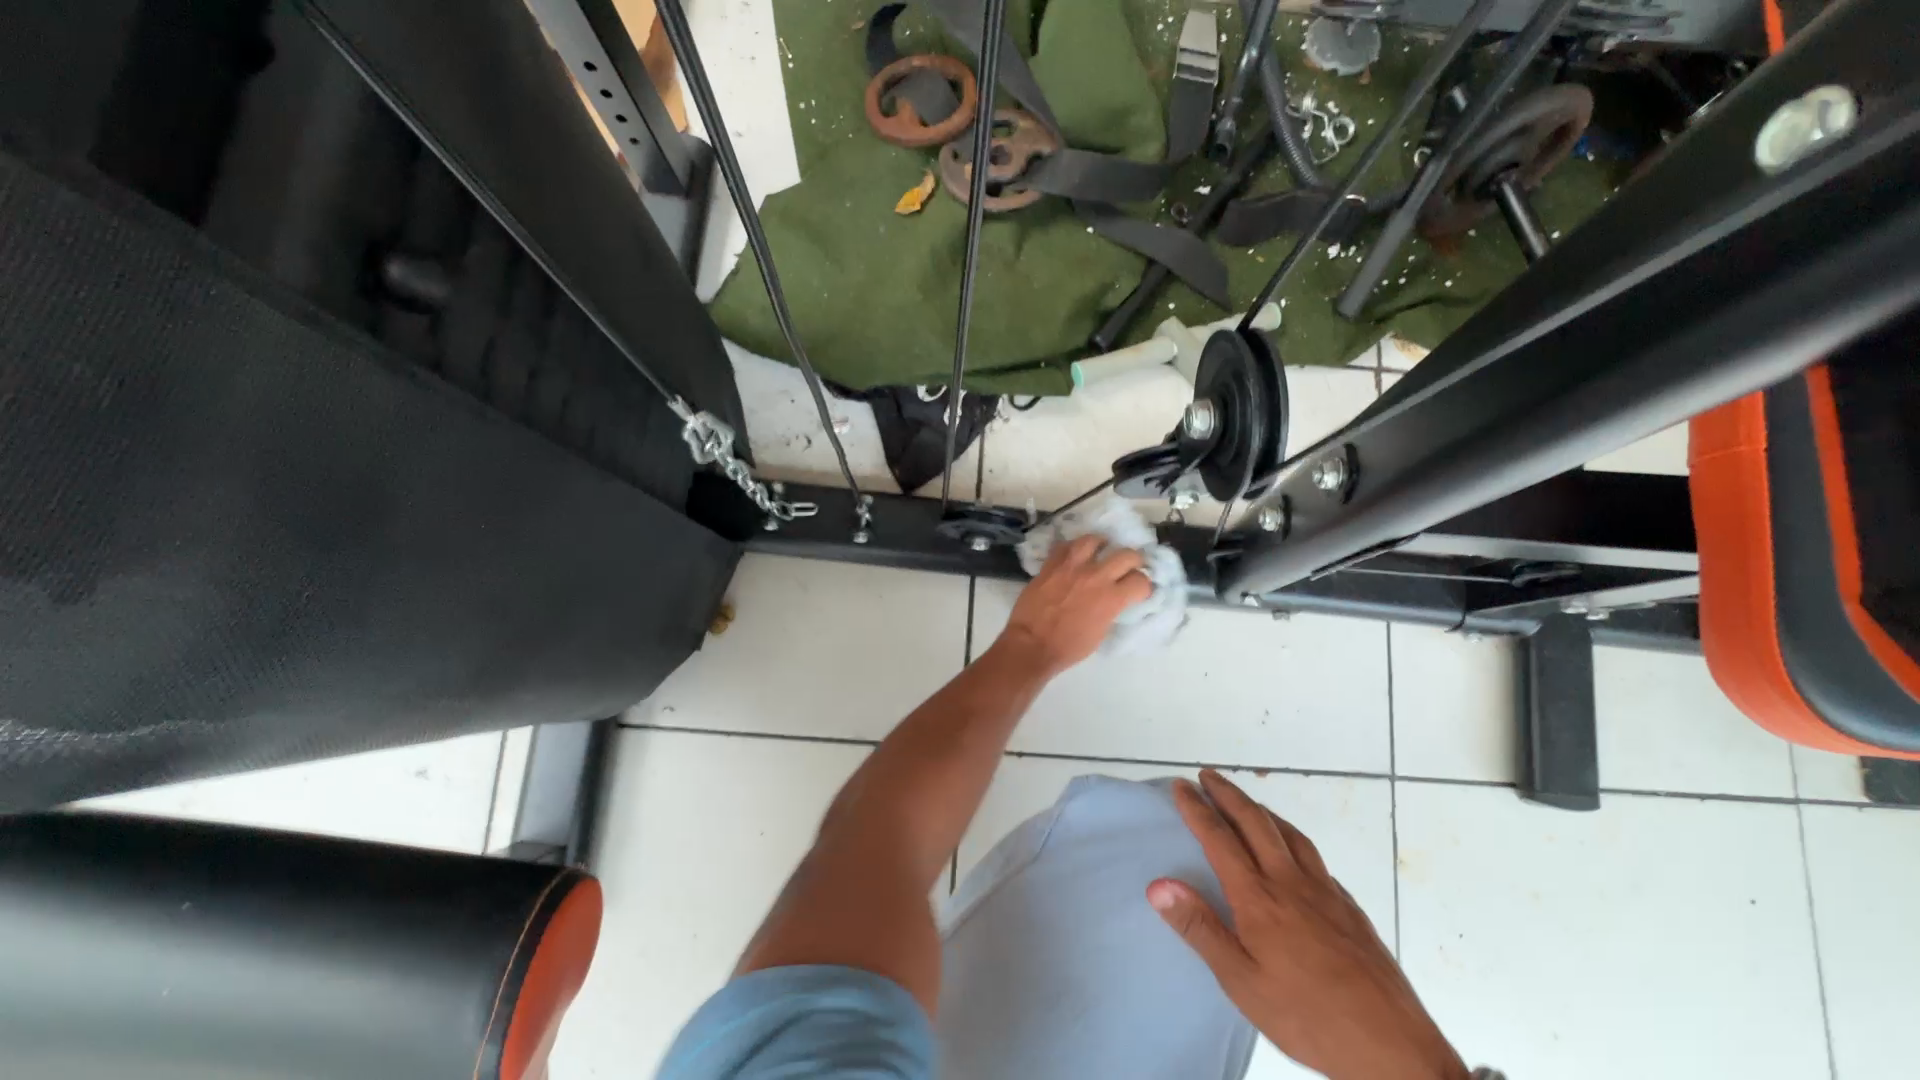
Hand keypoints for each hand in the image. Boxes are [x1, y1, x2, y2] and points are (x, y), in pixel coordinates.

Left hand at [996, 535, 1152, 676]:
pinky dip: (1073, 548)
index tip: (1139, 589)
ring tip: (1101, 549)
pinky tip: (1074, 555)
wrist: (1031, 644)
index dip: (1143, 585)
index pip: (1141, 581)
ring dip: (1102, 545)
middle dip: (1134, 560)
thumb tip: (1114, 600)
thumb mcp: (1101, 632)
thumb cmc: (1068, 647)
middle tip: (1129, 566)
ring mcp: (1071, 567)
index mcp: (1111, 598)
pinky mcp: (1051, 565)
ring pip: (1093, 540)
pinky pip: (1065, 546)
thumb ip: (1111, 610)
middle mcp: (1096, 577)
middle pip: (1126, 554)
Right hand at [1148, 771, 1468, 1079]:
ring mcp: (1326, 893)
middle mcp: (1292, 883)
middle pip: (1256, 823)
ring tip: (1246, 803)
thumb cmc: (1307, 1017)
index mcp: (1260, 899)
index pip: (1220, 840)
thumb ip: (1200, 929)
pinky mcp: (1350, 909)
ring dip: (1262, 810)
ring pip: (1290, 834)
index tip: (1180, 785)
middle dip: (1228, 794)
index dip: (1197, 809)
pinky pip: (1315, 858)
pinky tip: (1293, 853)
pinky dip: (1293, 840)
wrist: (1392, 1046)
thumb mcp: (1241, 982)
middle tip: (1207, 775)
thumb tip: (1158, 884)